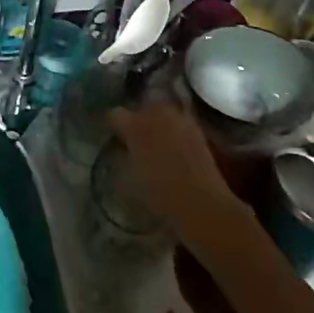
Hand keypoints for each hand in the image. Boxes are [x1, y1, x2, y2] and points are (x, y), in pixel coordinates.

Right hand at [108, 102, 244, 237]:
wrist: (201, 202)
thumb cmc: (160, 194)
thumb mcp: (130, 179)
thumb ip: (123, 157)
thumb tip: (122, 148)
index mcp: (134, 125)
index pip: (114, 115)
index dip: (112, 126)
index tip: (113, 138)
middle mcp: (156, 113)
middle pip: (140, 109)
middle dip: (136, 121)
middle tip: (135, 141)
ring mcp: (178, 118)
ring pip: (161, 113)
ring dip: (156, 124)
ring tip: (156, 144)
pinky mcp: (196, 127)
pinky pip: (178, 122)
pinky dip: (173, 131)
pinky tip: (174, 149)